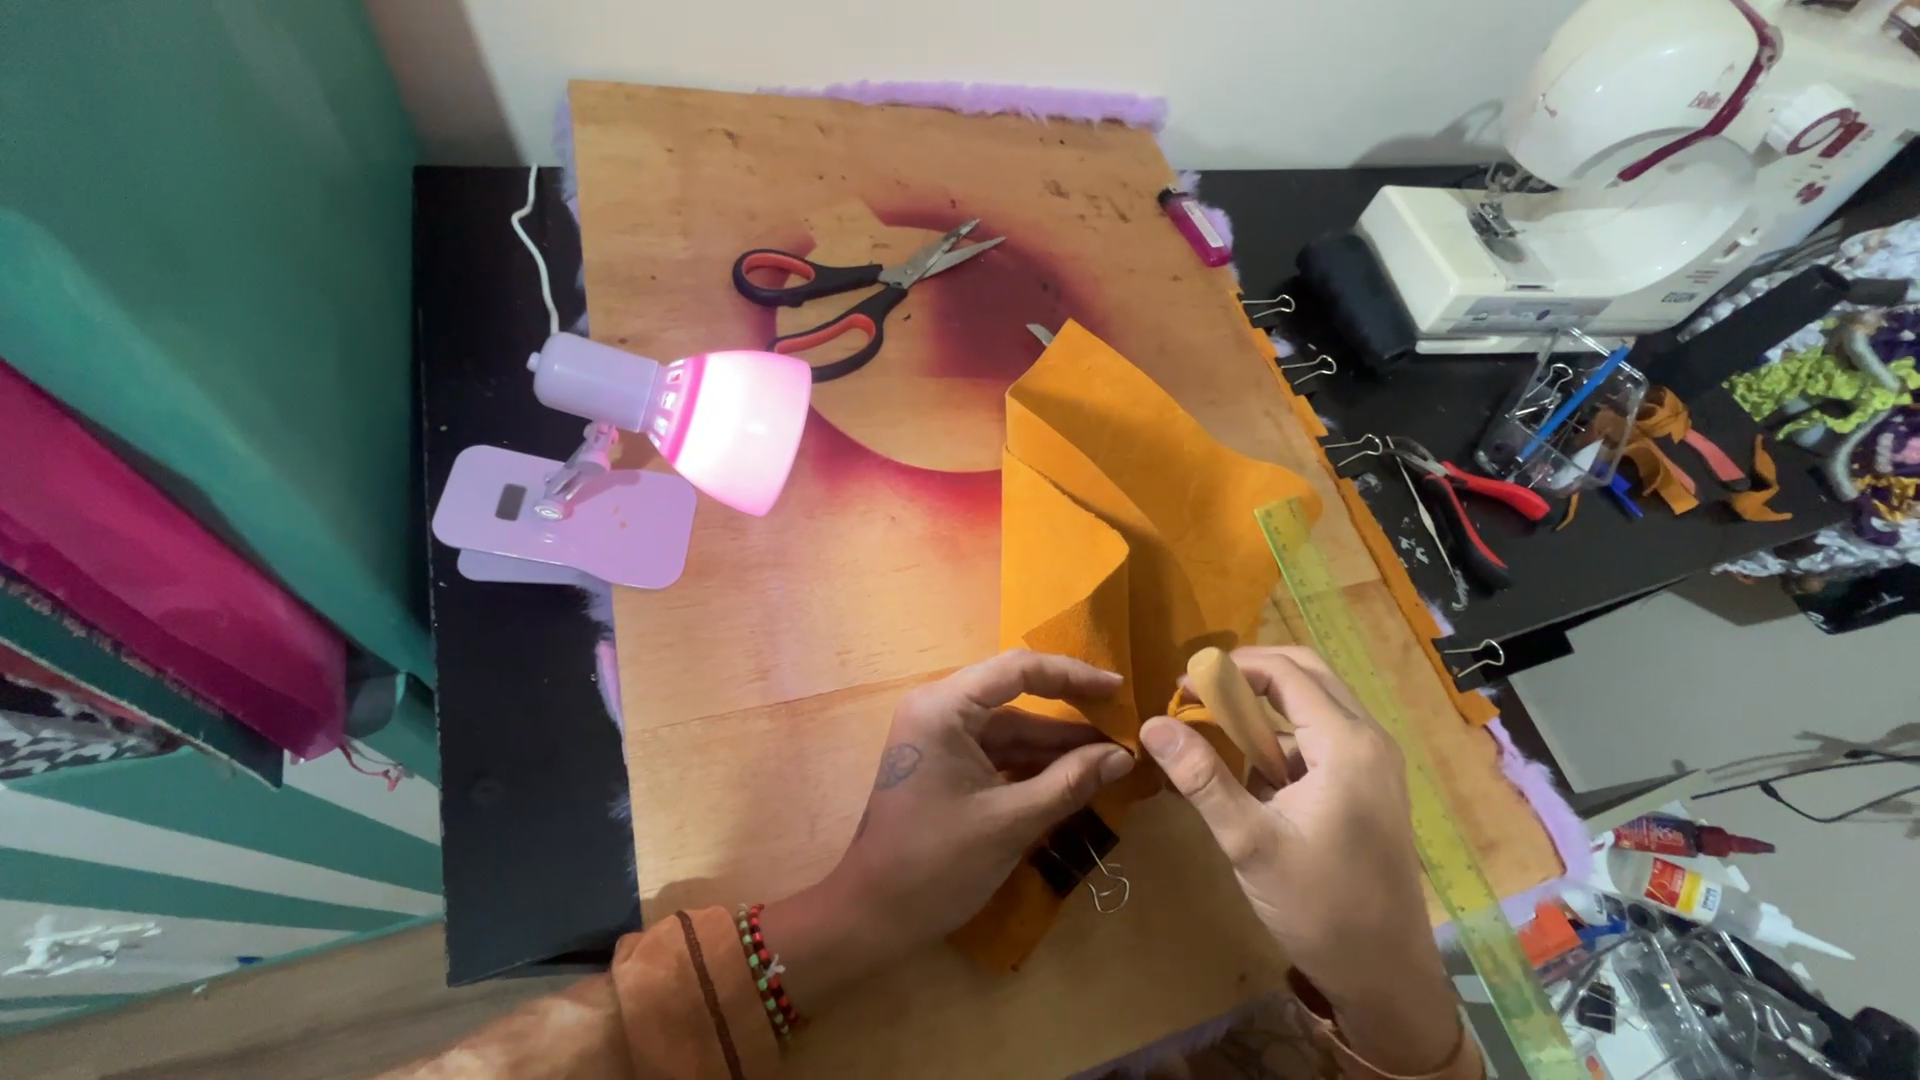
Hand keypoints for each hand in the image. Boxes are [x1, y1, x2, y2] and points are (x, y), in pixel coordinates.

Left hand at [760, 649, 1134, 1002]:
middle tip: (1123, 723)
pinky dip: (1034, 763)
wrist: (873, 916)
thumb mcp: (1011, 821)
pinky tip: (1077, 774)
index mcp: (944, 707)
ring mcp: (939, 736)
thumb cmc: (937, 864)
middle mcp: (939, 708)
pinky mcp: (945, 762)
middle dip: (1070, 713)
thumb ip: (1070, 782)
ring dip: (1057, 743)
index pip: (1017, 669)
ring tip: (1113, 754)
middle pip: (1015, 695)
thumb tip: (1124, 757)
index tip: (1117, 687)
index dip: (1072, 675)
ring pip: (1010, 727)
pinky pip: (997, 750)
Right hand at [1139, 646, 1459, 1074]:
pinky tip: (1251, 782)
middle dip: (1248, 676)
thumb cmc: (1318, 907)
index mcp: (1347, 744)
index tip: (1181, 685)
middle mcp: (1368, 740)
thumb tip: (1152, 723)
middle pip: (1306, 675)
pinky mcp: (1368, 787)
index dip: (1228, 668)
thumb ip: (1201, 777)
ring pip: (1313, 706)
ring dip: (1264, 711)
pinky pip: (1319, 740)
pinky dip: (1281, 743)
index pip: (1284, 672)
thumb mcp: (1248, 841)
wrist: (1386, 979)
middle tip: (1199, 694)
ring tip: (1216, 738)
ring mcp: (1373, 764)